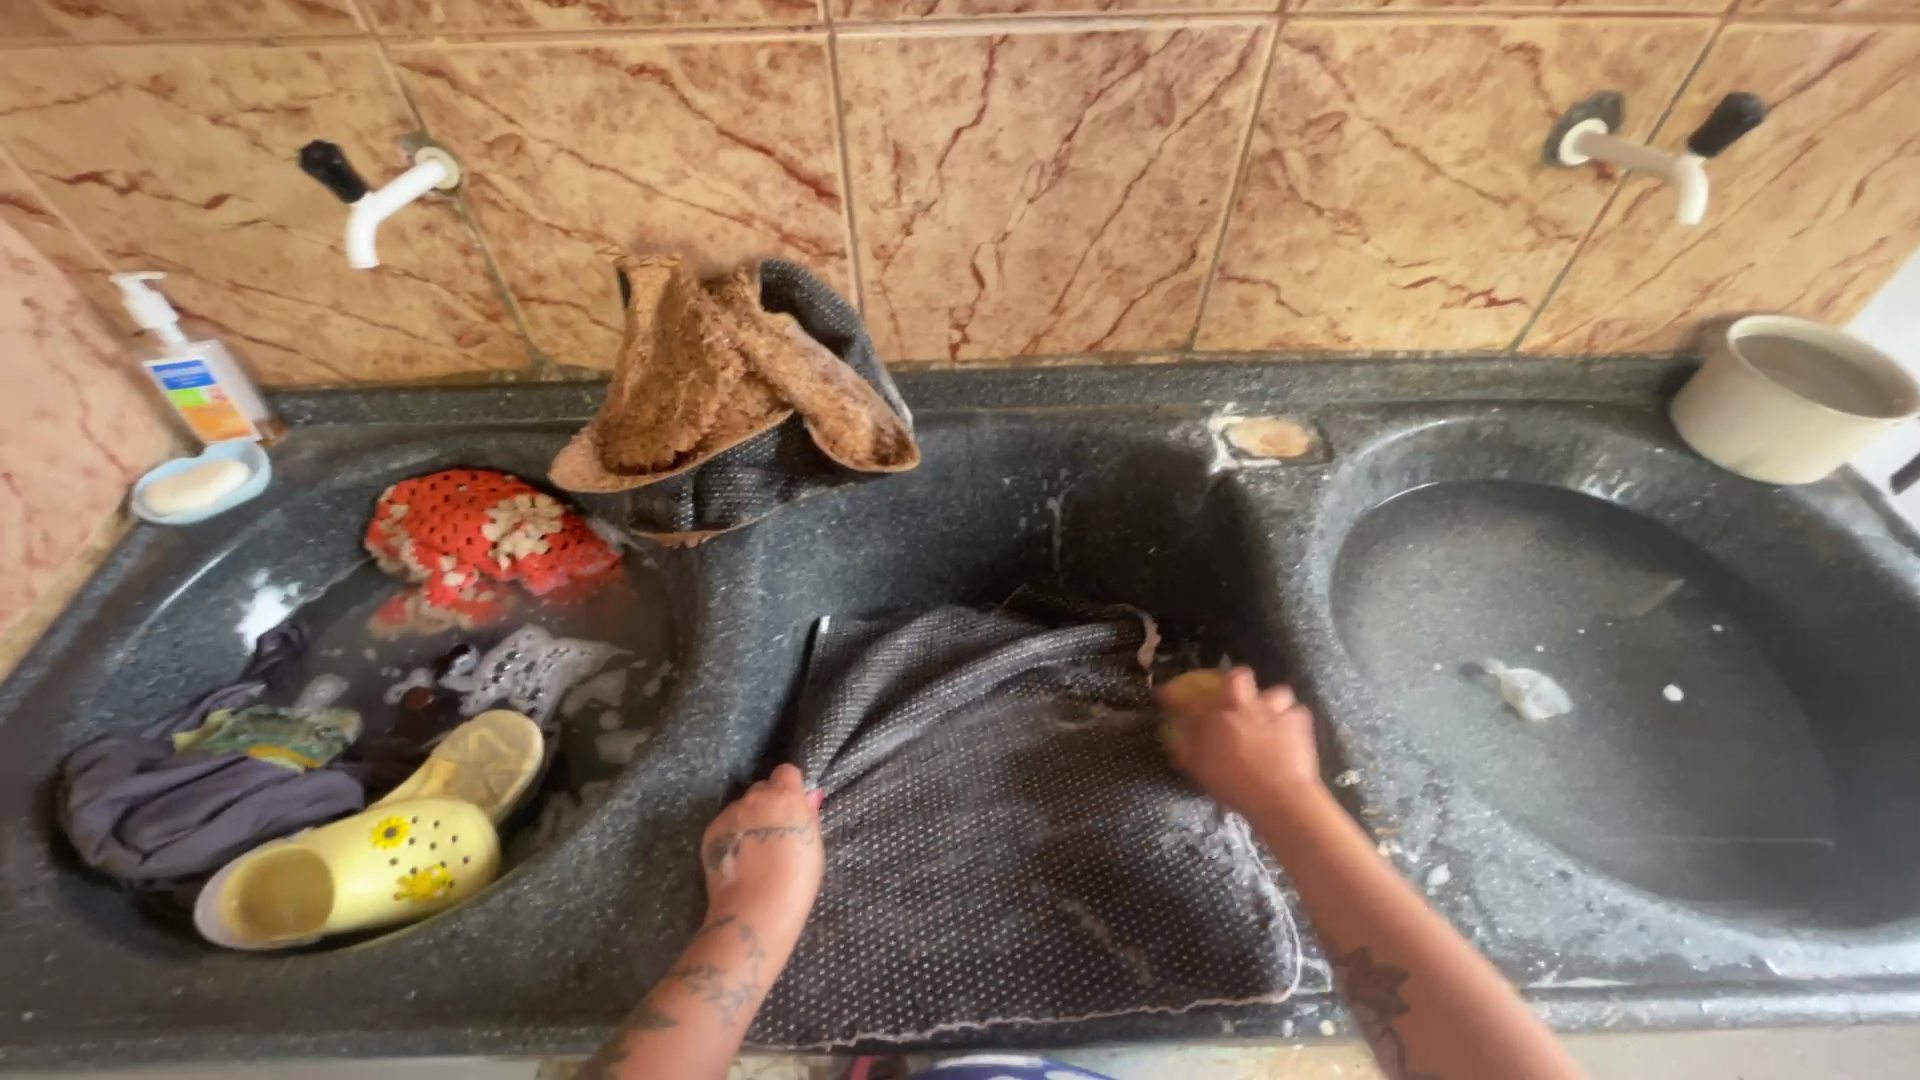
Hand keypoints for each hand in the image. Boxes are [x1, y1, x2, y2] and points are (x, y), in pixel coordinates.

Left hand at [700, 764, 824, 932]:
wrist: (756, 910)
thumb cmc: (797, 880)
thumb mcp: (814, 844)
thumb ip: (809, 815)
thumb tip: (808, 796)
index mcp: (785, 797)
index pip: (786, 772)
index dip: (789, 787)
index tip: (792, 809)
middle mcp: (755, 798)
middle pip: (762, 789)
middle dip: (768, 804)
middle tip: (773, 832)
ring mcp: (730, 814)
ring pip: (741, 807)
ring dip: (748, 819)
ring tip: (753, 851)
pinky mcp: (711, 832)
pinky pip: (726, 825)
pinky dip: (732, 835)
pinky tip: (738, 859)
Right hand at [1158, 667, 1324, 819]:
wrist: (1279, 797)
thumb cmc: (1235, 786)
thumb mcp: (1201, 770)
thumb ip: (1187, 751)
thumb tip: (1176, 742)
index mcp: (1216, 717)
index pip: (1189, 699)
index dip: (1174, 694)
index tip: (1166, 695)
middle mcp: (1243, 707)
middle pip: (1238, 677)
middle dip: (1235, 681)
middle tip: (1236, 697)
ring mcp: (1274, 712)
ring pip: (1277, 691)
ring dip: (1273, 701)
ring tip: (1271, 715)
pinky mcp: (1299, 723)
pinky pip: (1298, 713)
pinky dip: (1294, 721)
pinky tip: (1291, 732)